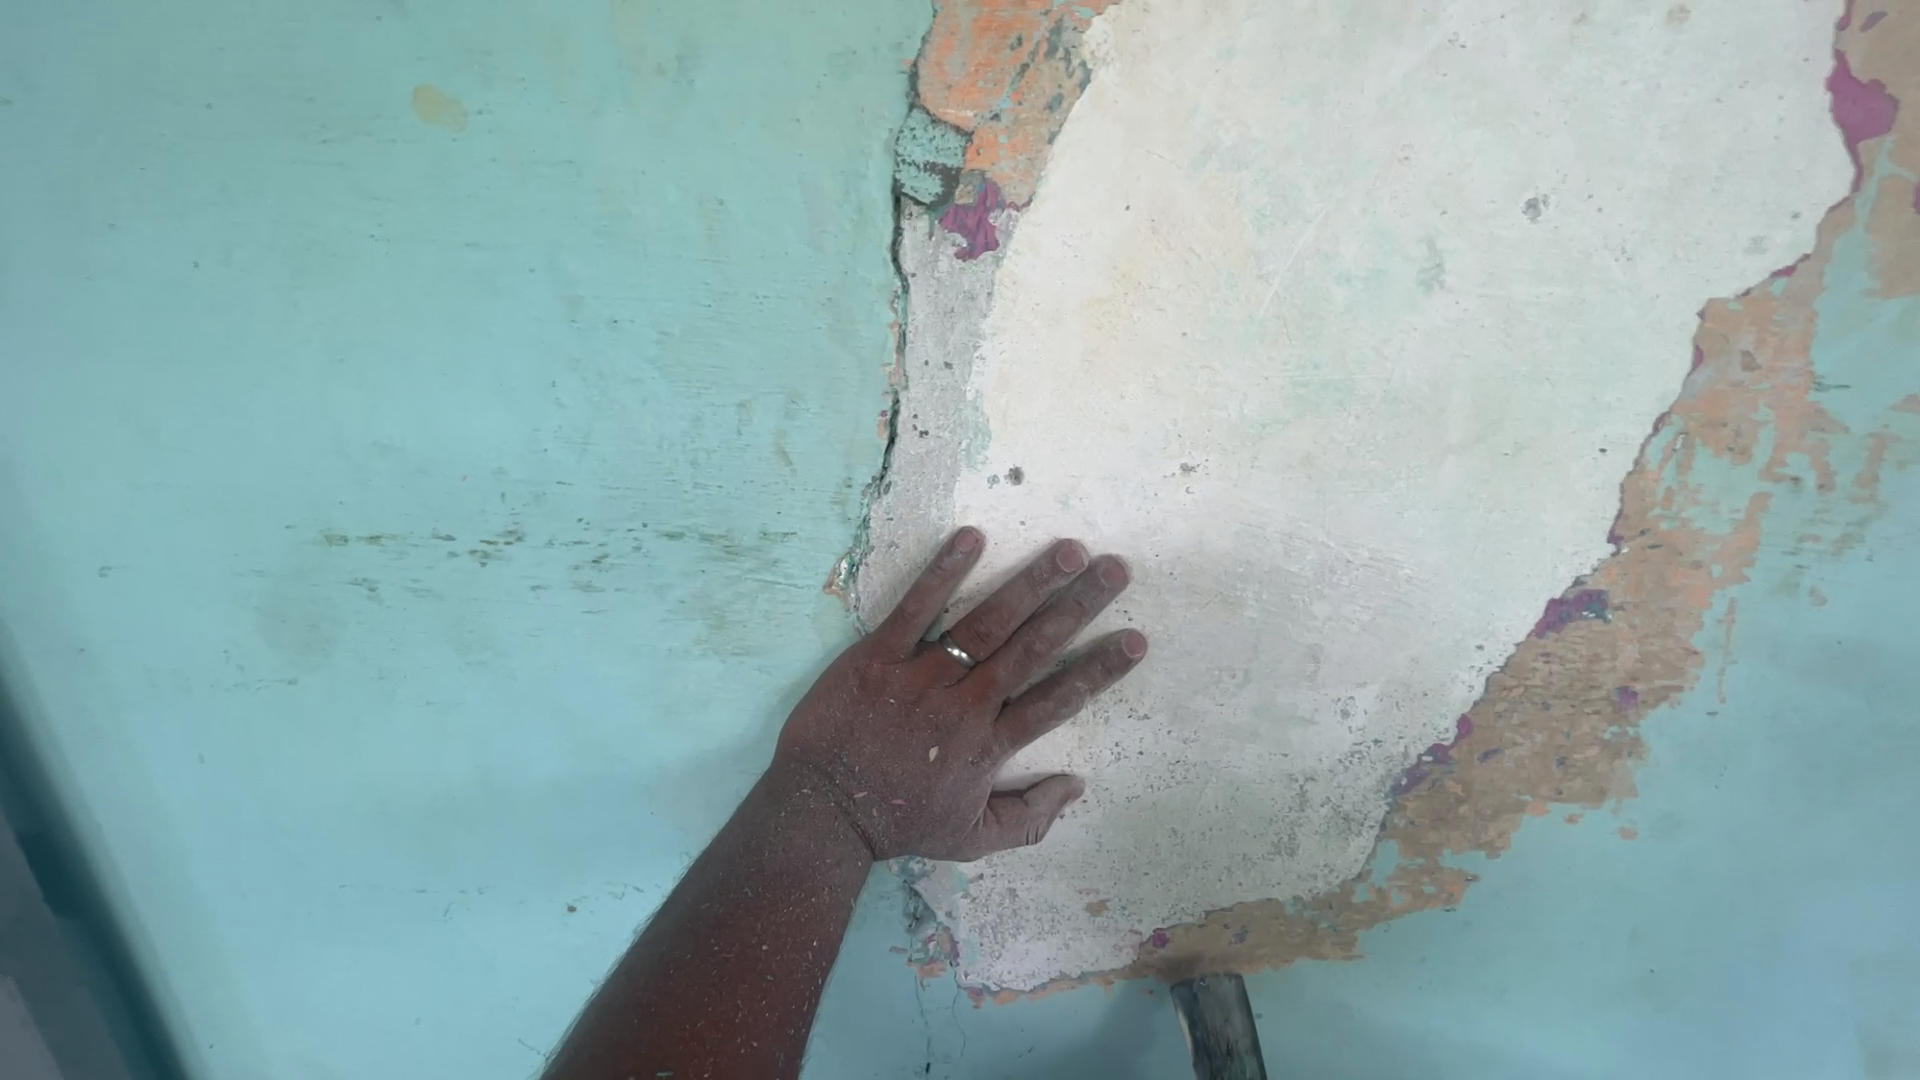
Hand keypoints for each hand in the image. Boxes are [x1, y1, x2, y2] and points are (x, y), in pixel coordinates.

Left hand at [772, 527, 1146, 861]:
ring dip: (1030, 584)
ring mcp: (921, 675)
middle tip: (1116, 570)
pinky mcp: (879, 656)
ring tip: (1068, 550)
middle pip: (1033, 648)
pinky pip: (914, 609)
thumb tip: (1078, 787)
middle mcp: (965, 704)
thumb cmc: (897, 821)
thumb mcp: (970, 839)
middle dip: (1079, 608)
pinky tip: (972, 537)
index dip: (1099, 670)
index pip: (1057, 701)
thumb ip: (1029, 819)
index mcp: (989, 745)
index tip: (1136, 640)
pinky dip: (943, 573)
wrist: (821, 812)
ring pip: (986, 623)